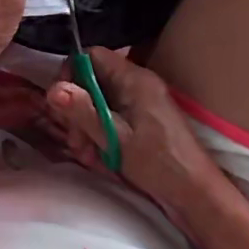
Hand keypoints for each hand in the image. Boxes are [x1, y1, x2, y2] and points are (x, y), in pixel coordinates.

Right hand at [40, 46, 219, 208]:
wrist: (195, 192)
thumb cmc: (158, 162)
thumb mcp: (115, 138)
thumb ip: (83, 111)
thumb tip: (53, 89)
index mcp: (134, 79)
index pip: (92, 56)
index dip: (71, 74)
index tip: (62, 104)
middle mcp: (138, 82)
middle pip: (93, 79)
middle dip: (77, 108)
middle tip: (75, 141)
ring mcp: (142, 101)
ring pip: (100, 100)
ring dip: (87, 126)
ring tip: (87, 155)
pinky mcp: (144, 119)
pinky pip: (112, 115)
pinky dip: (101, 133)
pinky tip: (98, 157)